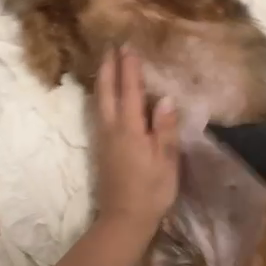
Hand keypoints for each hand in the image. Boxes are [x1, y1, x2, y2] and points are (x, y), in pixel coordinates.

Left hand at [91, 47, 179, 230]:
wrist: (123, 220)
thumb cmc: (151, 191)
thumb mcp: (166, 161)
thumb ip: (165, 128)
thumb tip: (165, 98)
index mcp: (130, 129)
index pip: (130, 91)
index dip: (129, 68)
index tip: (128, 45)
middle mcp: (112, 129)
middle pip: (107, 91)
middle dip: (109, 67)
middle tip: (110, 46)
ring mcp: (103, 139)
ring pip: (99, 101)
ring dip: (103, 80)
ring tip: (106, 64)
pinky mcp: (101, 149)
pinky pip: (98, 113)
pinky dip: (101, 96)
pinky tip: (104, 96)